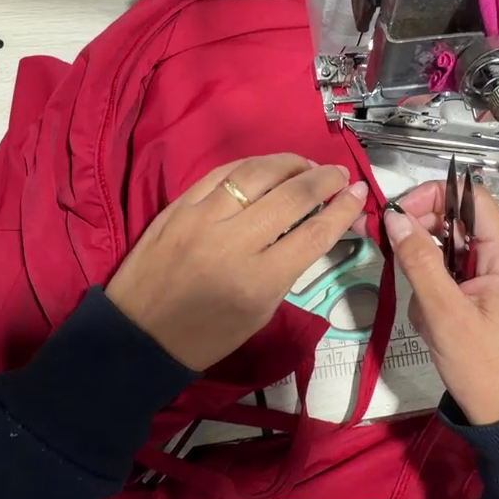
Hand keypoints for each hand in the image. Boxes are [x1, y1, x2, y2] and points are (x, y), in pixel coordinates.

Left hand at [108, 154, 368, 370]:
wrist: (138, 335)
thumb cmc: (207, 335)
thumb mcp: (261, 312)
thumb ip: (289, 266)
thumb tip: (318, 226)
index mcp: (258, 282)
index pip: (314, 233)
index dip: (343, 209)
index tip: (360, 194)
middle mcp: (233, 244)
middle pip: (291, 196)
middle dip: (324, 179)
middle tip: (340, 174)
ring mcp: (202, 218)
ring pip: (256, 173)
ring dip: (290, 163)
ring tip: (307, 165)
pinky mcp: (179, 205)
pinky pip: (222, 173)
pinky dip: (252, 165)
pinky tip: (268, 166)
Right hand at [384, 181, 498, 424]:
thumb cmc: (482, 367)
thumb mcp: (444, 314)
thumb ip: (419, 261)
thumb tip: (395, 217)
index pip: (471, 198)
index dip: (433, 196)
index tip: (399, 214)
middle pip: (457, 222)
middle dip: (424, 240)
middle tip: (399, 260)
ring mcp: (494, 277)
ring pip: (448, 250)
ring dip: (427, 273)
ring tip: (426, 310)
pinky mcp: (482, 294)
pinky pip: (450, 275)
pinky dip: (433, 292)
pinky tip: (432, 320)